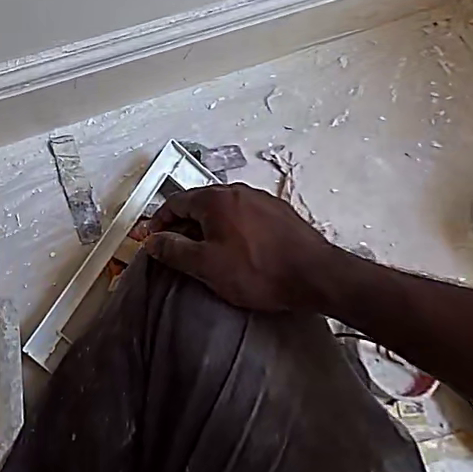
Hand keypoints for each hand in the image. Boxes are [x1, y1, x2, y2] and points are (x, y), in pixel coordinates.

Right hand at [144, 183, 343, 311]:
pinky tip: (236, 251)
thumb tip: (154, 241)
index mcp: (214, 199)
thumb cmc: (263, 271)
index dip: (157, 222)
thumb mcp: (206, 265)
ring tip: (205, 252)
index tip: (151, 237)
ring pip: (222, 211)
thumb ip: (173, 250)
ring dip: (207, 228)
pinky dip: (232, 230)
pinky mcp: (281, 216)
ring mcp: (262, 202)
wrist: (321, 278)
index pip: (173, 203)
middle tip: (174, 246)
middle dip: (182, 225)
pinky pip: (245, 218)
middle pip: (197, 204)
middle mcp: (237, 192)